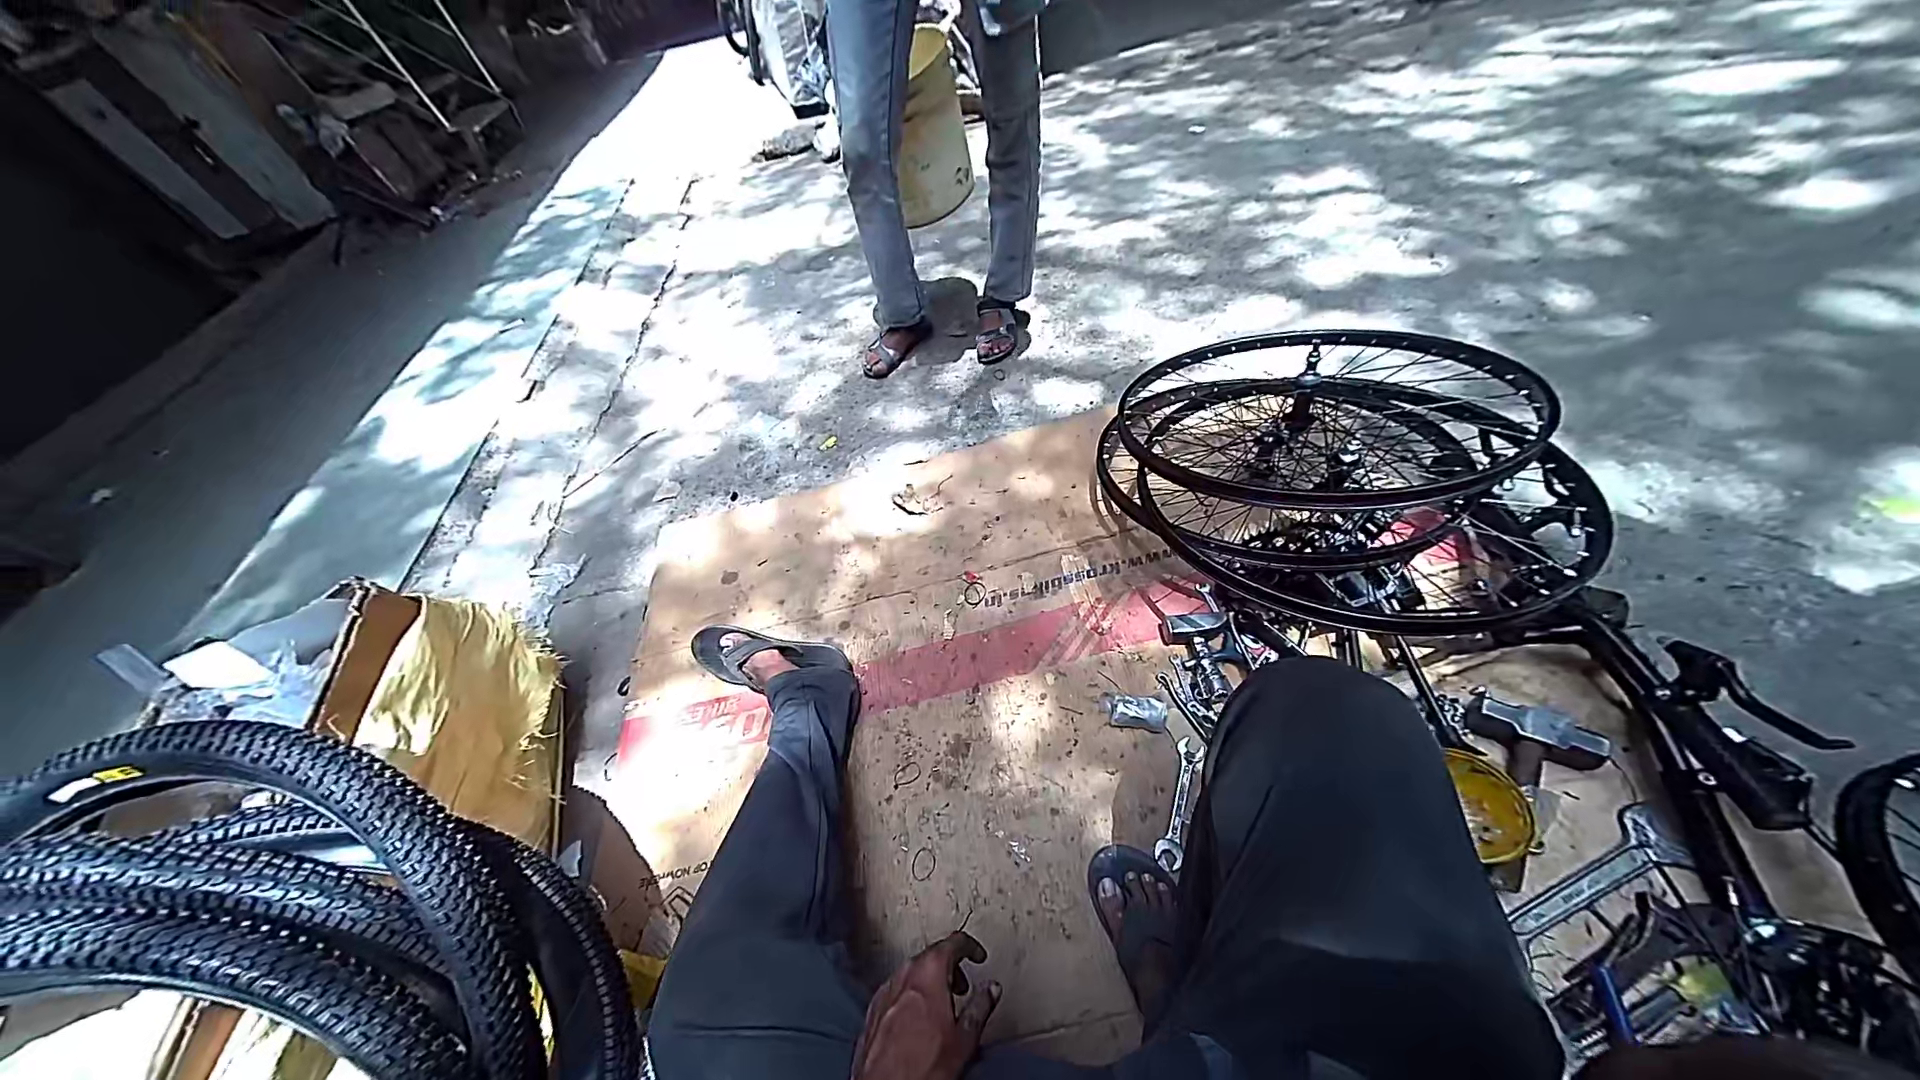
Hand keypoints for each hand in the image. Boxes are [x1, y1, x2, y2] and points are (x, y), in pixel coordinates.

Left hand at [850, 931, 1000, 1079]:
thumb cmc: (921, 1068)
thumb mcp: (964, 1038)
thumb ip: (980, 1006)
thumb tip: (991, 989)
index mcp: (929, 971)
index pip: (954, 942)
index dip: (970, 947)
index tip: (978, 955)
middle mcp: (905, 973)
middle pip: (932, 955)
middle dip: (951, 967)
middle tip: (964, 986)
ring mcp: (886, 990)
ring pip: (913, 973)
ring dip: (931, 981)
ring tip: (943, 1006)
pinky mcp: (874, 1008)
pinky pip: (898, 990)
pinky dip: (912, 995)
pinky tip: (918, 1020)